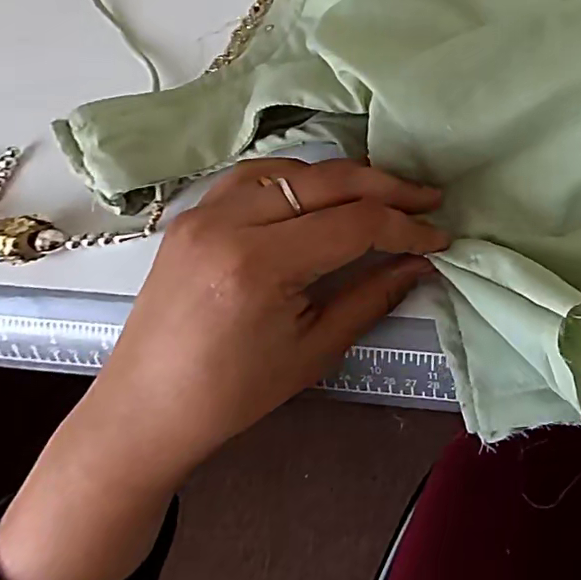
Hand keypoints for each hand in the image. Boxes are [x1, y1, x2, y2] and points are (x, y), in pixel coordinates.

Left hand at [0, 158, 450, 579]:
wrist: (140, 412)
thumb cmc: (231, 394)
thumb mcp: (314, 350)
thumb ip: (373, 296)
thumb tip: (421, 262)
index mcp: (258, 265)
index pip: (355, 223)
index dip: (406, 227)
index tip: (439, 237)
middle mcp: (229, 222)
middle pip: (331, 181)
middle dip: (389, 188)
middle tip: (429, 200)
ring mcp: (206, 210)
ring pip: (298, 168)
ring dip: (349, 178)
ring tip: (387, 195)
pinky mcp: (194, 212)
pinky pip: (259, 174)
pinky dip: (302, 175)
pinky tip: (324, 191)